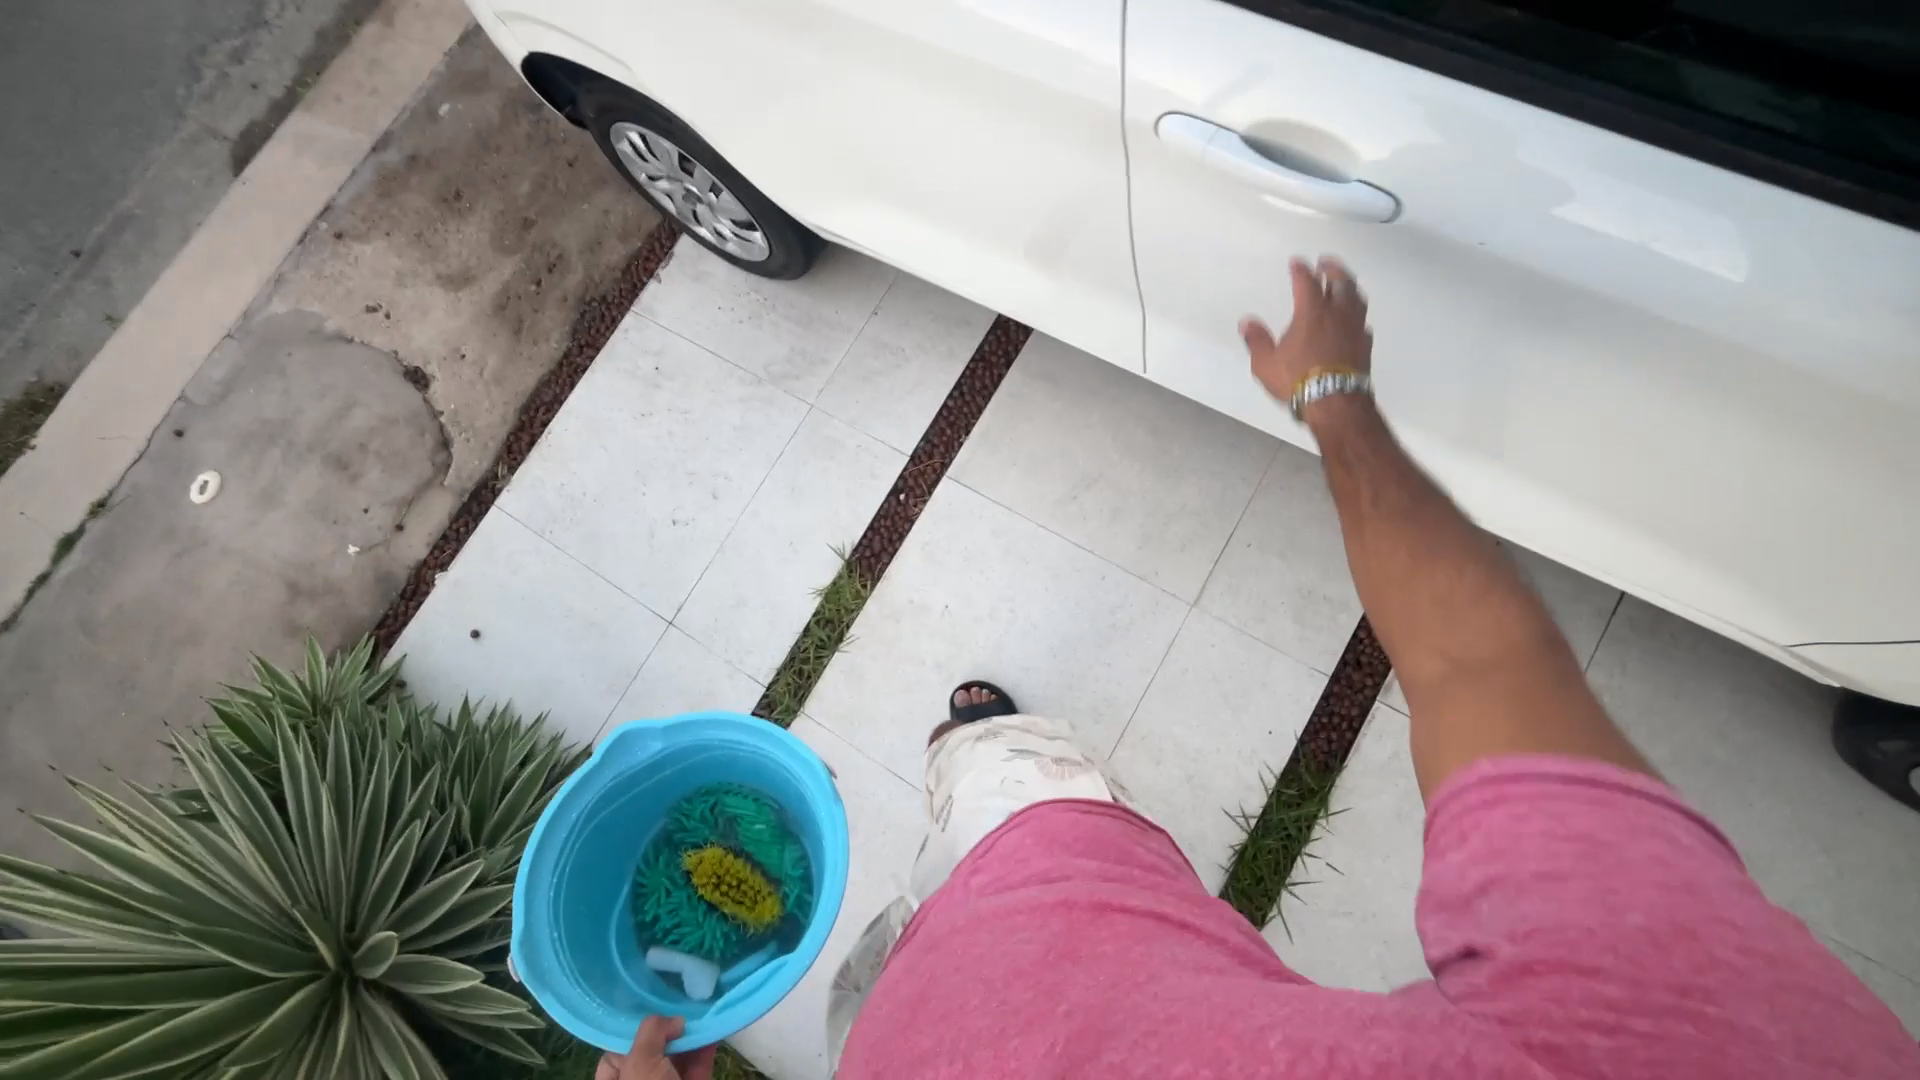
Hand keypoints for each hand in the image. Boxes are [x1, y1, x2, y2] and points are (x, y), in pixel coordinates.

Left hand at [595, 1016, 715, 1079]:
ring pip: (677, 1055)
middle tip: (680, 1007)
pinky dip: (706, 1044)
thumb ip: (652, 1031)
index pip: (615, 1053)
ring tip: (700, 1012)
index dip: (633, 1031)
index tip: (652, 1009)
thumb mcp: (639, 1062)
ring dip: (690, 1034)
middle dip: (667, 1029)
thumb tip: (676, 1022)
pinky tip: (712, 1026)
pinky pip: (698, 1062)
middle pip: (651, 1050)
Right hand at [1240, 256, 1372, 405]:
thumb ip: (1257, 340)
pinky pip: (1362, 320)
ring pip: (1356, 297)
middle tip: (1326, 262)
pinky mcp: (1364, 343)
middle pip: (1339, 282)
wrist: (1334, 401)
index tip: (1297, 262)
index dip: (1301, 270)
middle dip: (1332, 269)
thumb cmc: (1296, 380)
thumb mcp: (1265, 363)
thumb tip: (1247, 322)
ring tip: (1344, 283)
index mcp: (1311, 312)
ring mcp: (1354, 327)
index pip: (1306, 283)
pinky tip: (1353, 317)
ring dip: (1349, 285)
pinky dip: (1356, 312)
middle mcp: (1336, 313)